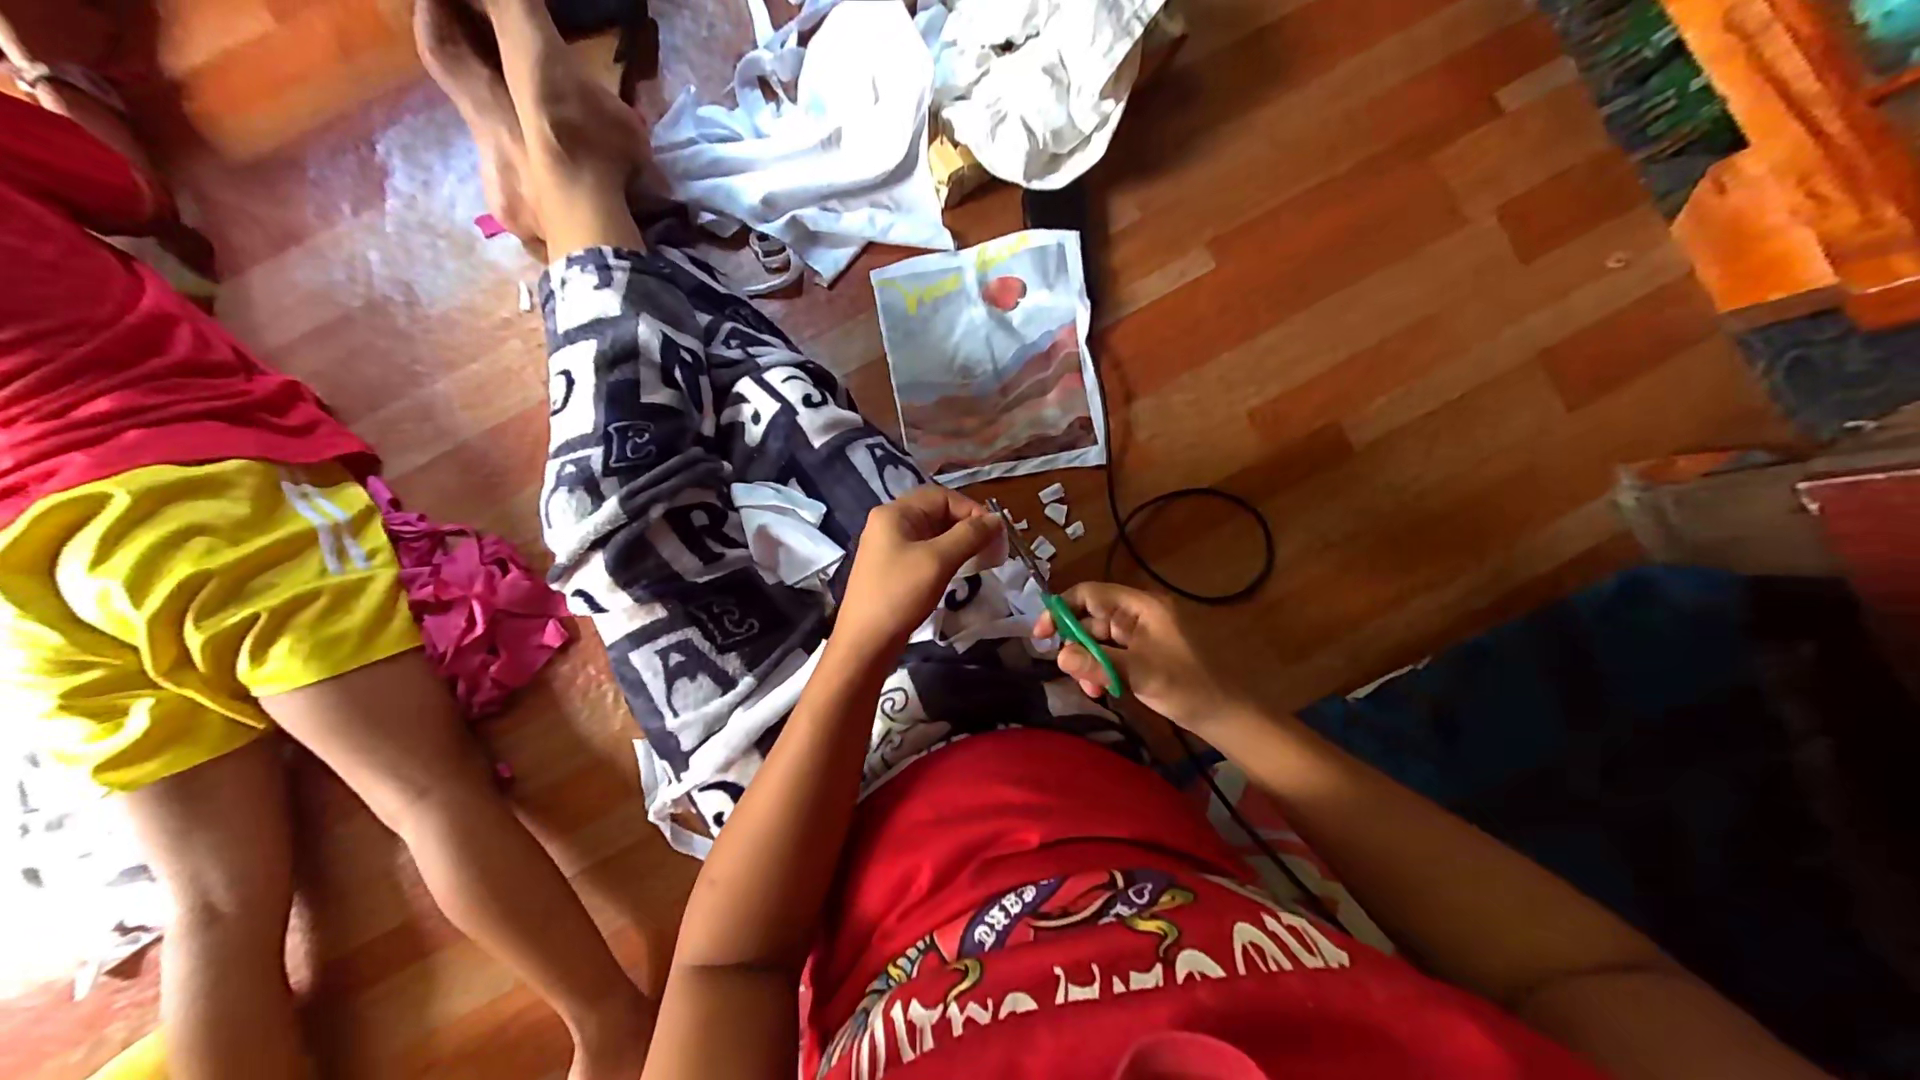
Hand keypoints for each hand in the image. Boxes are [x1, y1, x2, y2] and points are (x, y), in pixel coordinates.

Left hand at [836, 485, 1002, 654]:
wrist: (865, 642)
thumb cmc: (900, 595)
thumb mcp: (938, 561)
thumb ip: (969, 535)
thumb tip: (995, 520)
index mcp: (894, 513)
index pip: (942, 496)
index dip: (972, 510)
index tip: (995, 533)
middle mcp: (889, 523)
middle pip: (937, 512)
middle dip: (968, 527)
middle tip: (993, 548)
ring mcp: (889, 546)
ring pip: (933, 534)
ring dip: (959, 543)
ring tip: (982, 560)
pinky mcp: (893, 568)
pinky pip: (925, 552)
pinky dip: (947, 556)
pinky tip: (960, 571)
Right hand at [1033, 582, 1247, 729]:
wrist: (1229, 715)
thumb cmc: (1189, 687)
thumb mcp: (1139, 673)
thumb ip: (1098, 661)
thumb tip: (1058, 655)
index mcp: (1143, 607)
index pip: (1091, 594)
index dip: (1062, 609)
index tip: (1040, 634)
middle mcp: (1141, 614)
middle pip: (1093, 617)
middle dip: (1076, 643)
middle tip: (1065, 669)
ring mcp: (1144, 634)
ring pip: (1100, 638)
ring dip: (1088, 661)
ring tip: (1089, 688)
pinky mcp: (1146, 654)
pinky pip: (1113, 653)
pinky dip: (1102, 668)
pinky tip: (1101, 689)